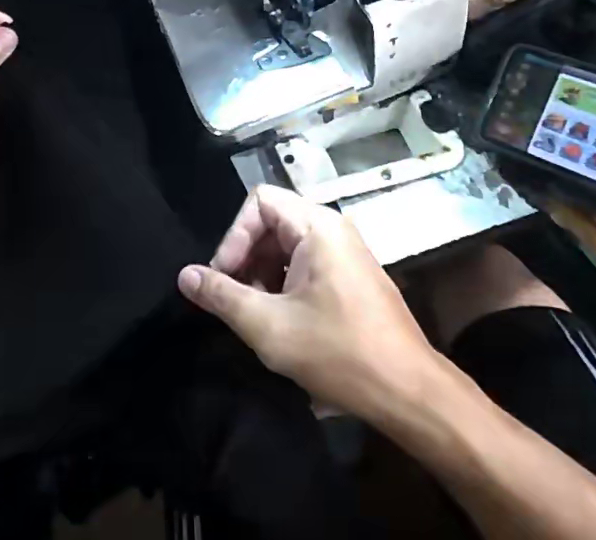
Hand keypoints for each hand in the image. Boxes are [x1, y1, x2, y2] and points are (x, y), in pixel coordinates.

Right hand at [177, 185, 438, 420]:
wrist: (411, 394)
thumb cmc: (339, 352)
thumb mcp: (269, 326)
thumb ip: (222, 295)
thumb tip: (185, 275)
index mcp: (317, 226)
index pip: (258, 201)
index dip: (234, 236)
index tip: (224, 277)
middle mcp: (333, 228)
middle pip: (271, 221)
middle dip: (245, 256)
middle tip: (234, 298)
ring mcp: (345, 252)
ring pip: (286, 245)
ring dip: (262, 273)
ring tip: (255, 314)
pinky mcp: (351, 276)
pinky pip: (305, 263)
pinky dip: (283, 283)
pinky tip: (280, 320)